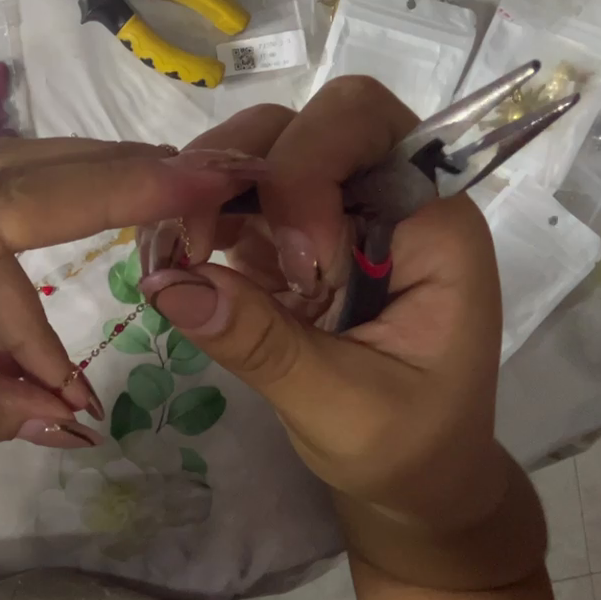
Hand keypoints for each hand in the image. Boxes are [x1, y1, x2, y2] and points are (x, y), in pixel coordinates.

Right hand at [139, 80, 535, 585]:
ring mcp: (326, 218)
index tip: (291, 270)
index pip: (369, 132)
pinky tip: (169, 261)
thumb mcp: (345, 409)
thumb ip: (264, 346)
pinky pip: (231, 203)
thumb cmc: (407, 446)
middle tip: (201, 243)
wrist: (411, 477)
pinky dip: (191, 220)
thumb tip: (169, 284)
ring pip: (258, 152)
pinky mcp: (282, 244)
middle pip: (306, 122)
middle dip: (243, 166)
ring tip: (172, 254)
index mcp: (431, 226)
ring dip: (202, 189)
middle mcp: (379, 201)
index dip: (310, 174)